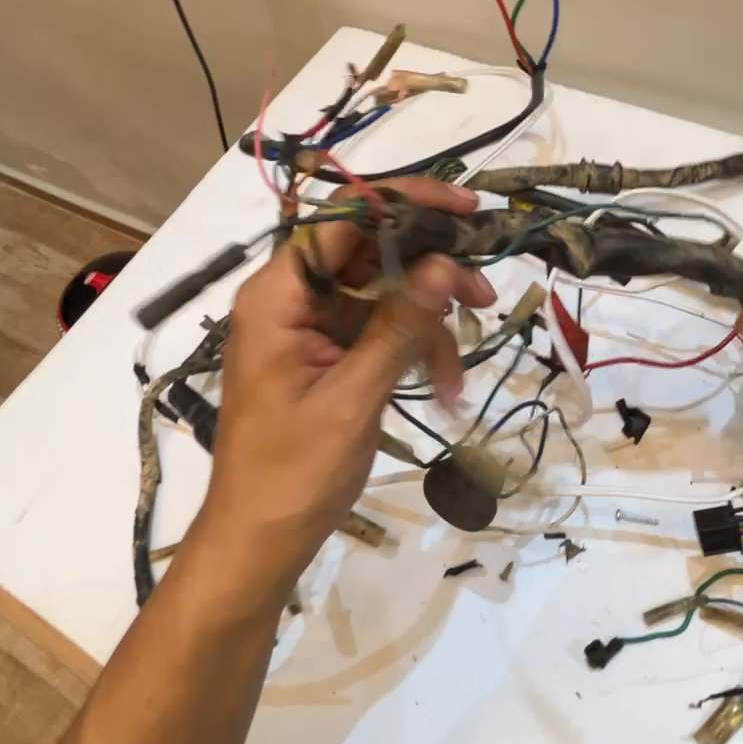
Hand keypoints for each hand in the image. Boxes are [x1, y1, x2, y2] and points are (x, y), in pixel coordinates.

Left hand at [198, 179, 495, 586]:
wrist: (259, 541)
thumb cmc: (292, 473)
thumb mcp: (353, 397)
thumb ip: (398, 326)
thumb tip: (444, 264)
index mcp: (279, 294)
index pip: (344, 218)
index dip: (405, 202)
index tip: (463, 208)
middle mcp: (293, 296)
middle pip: (369, 251)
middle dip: (429, 270)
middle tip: (483, 290)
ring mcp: (312, 324)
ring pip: (384, 292)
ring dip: (428, 322)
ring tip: (461, 366)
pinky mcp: (330, 350)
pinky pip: (381, 329)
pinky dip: (415, 349)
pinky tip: (444, 385)